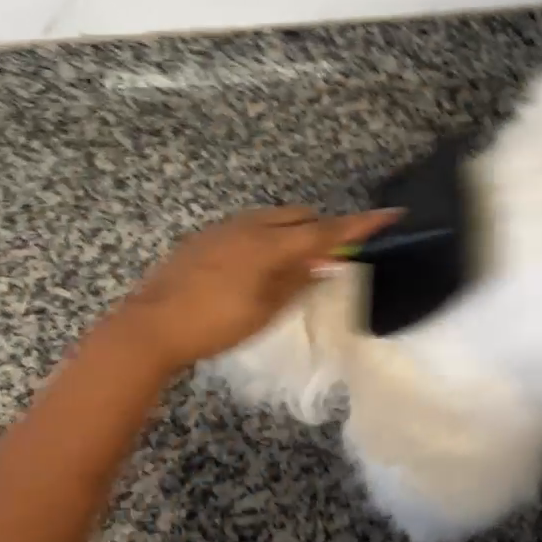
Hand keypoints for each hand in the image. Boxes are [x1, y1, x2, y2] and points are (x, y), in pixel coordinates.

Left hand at [103, 206, 398, 373]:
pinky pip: (249, 226)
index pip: (326, 231)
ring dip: (293, 233)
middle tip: (332, 260)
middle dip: (323, 231)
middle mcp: (249, 226)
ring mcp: (224, 228)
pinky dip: (267, 237)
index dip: (360, 225)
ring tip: (295, 266)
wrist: (150, 326)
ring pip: (274, 218)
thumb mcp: (265, 311)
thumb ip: (299, 280)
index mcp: (269, 244)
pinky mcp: (206, 236)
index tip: (391, 214)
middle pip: (301, 217)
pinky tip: (257, 267)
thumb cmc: (213, 325)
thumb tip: (327, 261)